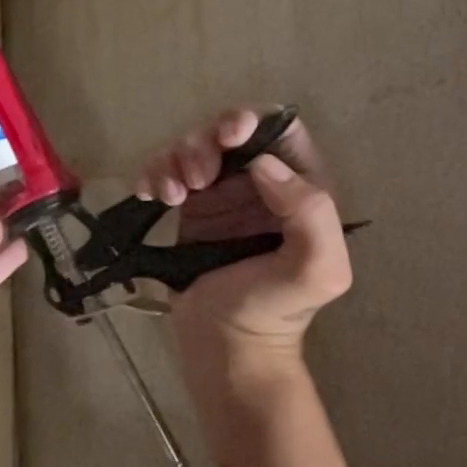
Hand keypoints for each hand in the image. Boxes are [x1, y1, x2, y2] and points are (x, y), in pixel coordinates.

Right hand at [134, 107, 352, 352]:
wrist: (223, 344)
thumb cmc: (272, 309)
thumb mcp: (316, 270)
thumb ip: (310, 213)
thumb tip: (262, 164)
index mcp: (299, 191)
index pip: (279, 133)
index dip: (250, 122)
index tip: (226, 138)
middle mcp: (257, 185)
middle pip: (225, 133)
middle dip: (202, 145)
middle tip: (193, 181)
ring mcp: (217, 196)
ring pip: (189, 148)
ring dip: (173, 161)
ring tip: (170, 197)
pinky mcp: (184, 209)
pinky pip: (162, 172)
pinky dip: (151, 175)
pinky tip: (150, 197)